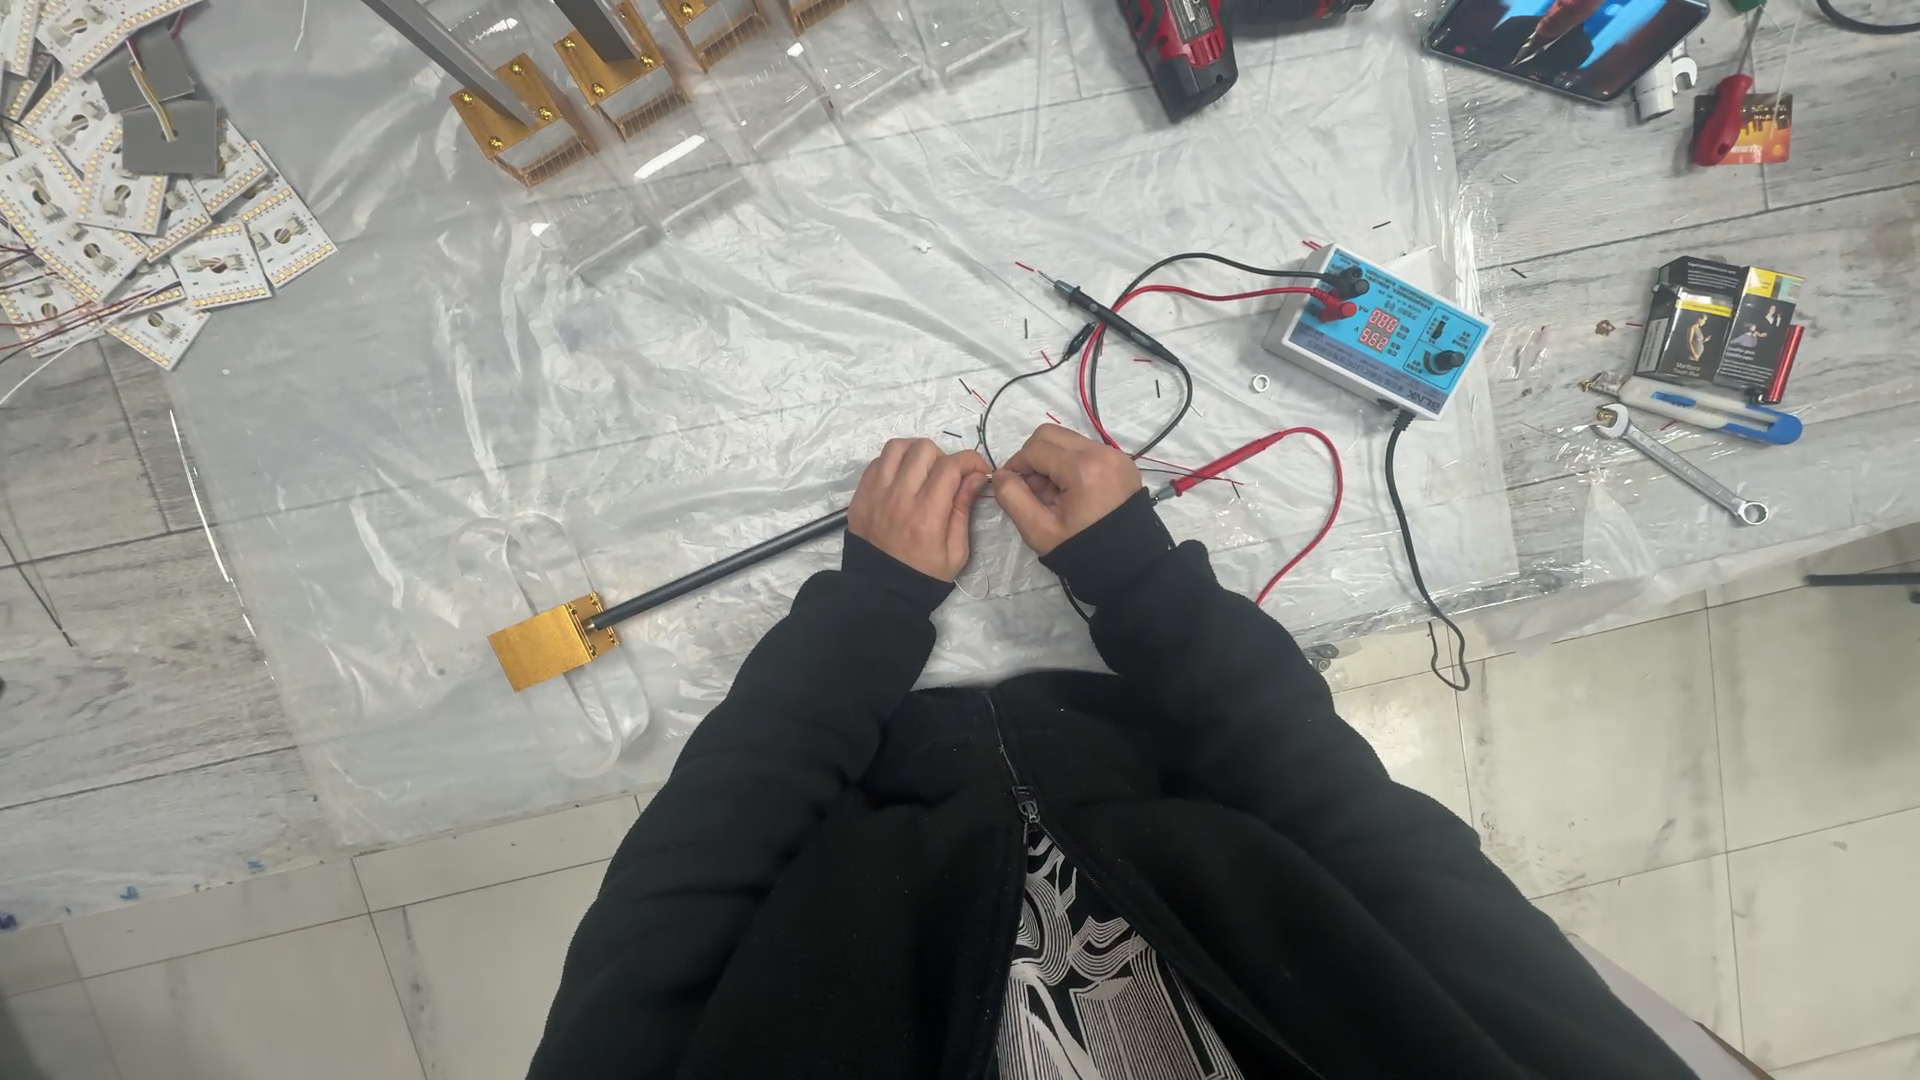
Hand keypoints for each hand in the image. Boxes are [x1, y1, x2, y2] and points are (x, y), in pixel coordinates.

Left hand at [848, 440, 990, 580]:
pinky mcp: (860, 496)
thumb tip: (976, 476)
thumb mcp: (956, 552)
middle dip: (944, 457)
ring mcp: (875, 494)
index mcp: (927, 515)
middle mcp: (899, 498)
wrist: (880, 592)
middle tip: (947, 476)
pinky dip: (894, 463)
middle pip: (923, 449)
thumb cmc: (923, 574)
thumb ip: (964, 509)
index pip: (951, 466)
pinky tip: (902, 479)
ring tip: (923, 471)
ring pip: (897, 447)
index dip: (971, 460)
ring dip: (916, 453)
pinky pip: (877, 462)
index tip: (978, 470)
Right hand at [992, 424, 1141, 555]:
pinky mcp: (1122, 463)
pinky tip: (1070, 492)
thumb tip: (1000, 474)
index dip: (1016, 465)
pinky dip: (1070, 463)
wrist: (1129, 565)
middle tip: (1032, 488)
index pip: (1034, 449)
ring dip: (1051, 459)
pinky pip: (1086, 450)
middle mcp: (1101, 452)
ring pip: (1068, 439)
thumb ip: (1012, 497)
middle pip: (1050, 434)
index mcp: (1083, 468)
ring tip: (1052, 493)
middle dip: (1033, 457)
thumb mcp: (1039, 530)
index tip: (1011, 486)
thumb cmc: (1081, 550)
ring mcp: (1115, 455)